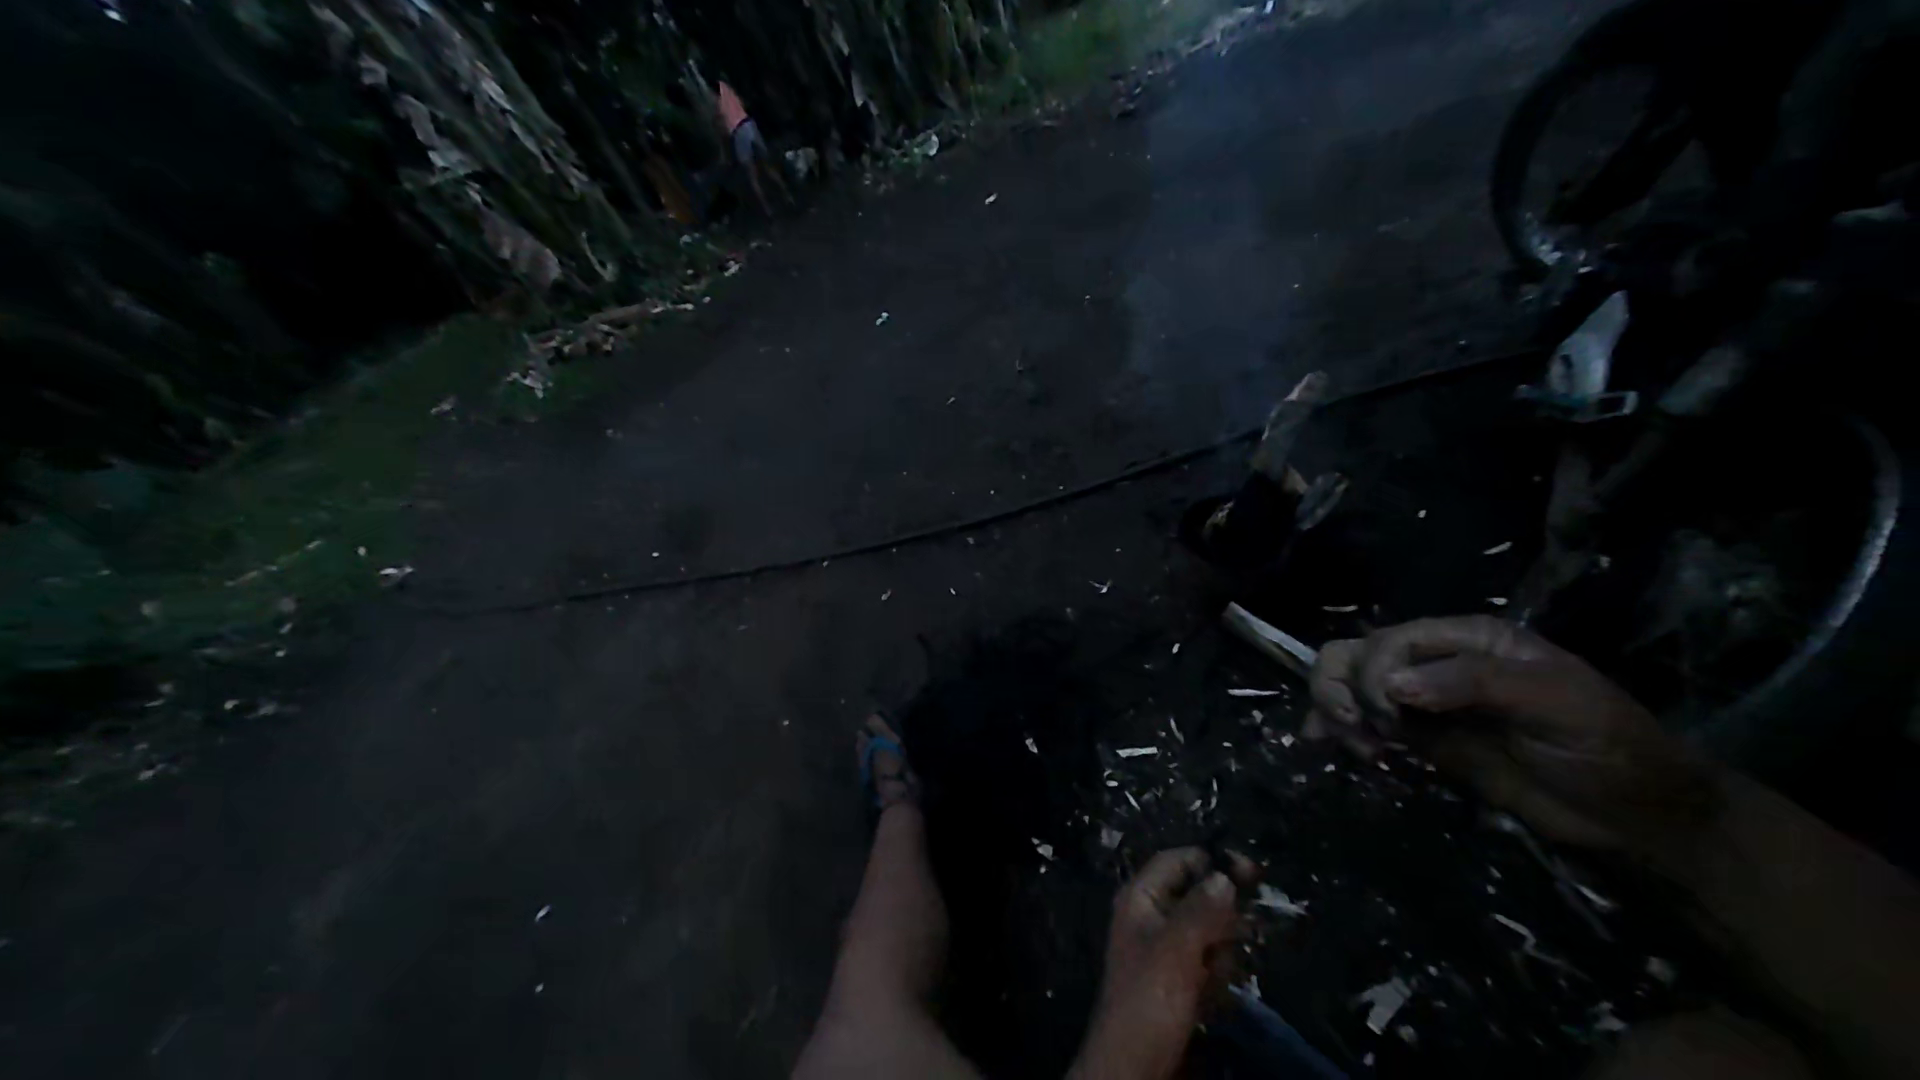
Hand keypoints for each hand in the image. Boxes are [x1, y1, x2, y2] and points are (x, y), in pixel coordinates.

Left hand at [1069, 848, 1256, 1079]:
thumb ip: (1201, 910)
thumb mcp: (1175, 950)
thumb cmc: (1148, 1002)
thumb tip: (1224, 875)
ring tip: (1208, 980)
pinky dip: (1217, 977)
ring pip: (1211, 930)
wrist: (1134, 1067)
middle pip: (1199, 895)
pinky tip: (1208, 998)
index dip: (1211, 861)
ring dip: (1221, 954)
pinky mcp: (1180, 977)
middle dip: (1220, 920)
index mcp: (1140, 897)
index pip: (1177, 861)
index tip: (1251, 871)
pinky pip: (1210, 961)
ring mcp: (1167, 947)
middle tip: (1223, 946)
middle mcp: (1152, 915)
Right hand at [1304, 616, 1720, 852]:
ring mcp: (1421, 701)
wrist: (1635, 812)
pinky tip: (1327, 743)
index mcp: (1466, 639)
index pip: (1391, 640)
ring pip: (1345, 684)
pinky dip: (1332, 728)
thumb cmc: (1605, 744)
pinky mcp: (1418, 737)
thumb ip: (1473, 682)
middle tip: (1365, 730)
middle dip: (1343, 689)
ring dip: (1335, 709)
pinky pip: (1359, 722)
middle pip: (1354, 655)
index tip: (1390, 715)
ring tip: (1361, 746)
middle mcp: (1433, 662)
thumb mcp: (1553, 701)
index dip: (1374, 672)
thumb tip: (1390, 685)